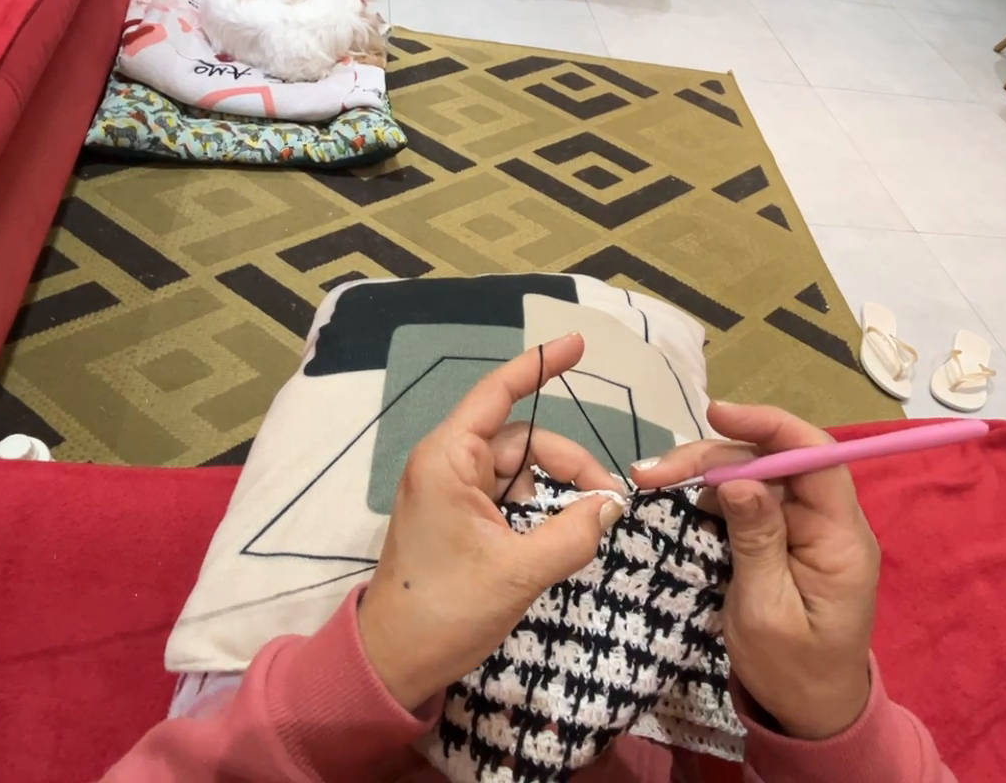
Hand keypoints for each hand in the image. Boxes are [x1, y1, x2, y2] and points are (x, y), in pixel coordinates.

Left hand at [358, 333, 626, 708]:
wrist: (393, 661)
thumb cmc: (445, 610)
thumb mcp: (518, 573)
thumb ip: (572, 534)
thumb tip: (611, 506)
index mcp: (449, 458)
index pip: (498, 393)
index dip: (539, 365)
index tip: (577, 344)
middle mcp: (448, 461)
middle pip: (522, 440)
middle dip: (569, 465)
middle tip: (611, 504)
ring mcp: (451, 487)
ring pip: (519, 469)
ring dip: (556, 489)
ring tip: (586, 526)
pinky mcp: (457, 512)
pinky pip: (507, 492)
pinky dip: (537, 507)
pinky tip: (557, 535)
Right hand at [630, 402, 879, 738]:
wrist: (806, 712)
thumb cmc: (791, 669)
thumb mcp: (765, 609)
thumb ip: (755, 539)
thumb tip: (737, 477)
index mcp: (839, 536)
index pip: (814, 455)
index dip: (767, 425)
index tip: (715, 414)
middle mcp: (825, 518)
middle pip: (771, 458)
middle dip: (711, 456)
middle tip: (653, 472)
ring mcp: (802, 523)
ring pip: (752, 471)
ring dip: (702, 471)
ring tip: (653, 480)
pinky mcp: (781, 531)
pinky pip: (745, 494)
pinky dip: (707, 491)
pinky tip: (678, 497)